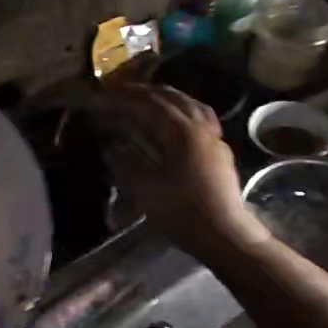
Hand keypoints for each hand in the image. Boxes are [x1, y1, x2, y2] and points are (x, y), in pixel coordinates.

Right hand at [95, 85, 269, 257]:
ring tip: (145, 99)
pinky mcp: (219, 149)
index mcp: (183, 132)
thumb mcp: (147, 190)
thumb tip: (110, 146)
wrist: (225, 235)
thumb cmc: (184, 214)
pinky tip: (173, 119)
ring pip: (189, 103)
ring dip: (165, 97)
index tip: (102, 97)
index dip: (123, 99)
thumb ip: (127, 163)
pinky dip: (182, 109)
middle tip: (119, 92)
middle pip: (171, 98)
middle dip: (144, 92)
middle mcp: (201, 127)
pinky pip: (200, 116)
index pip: (149, 104)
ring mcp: (214, 137)